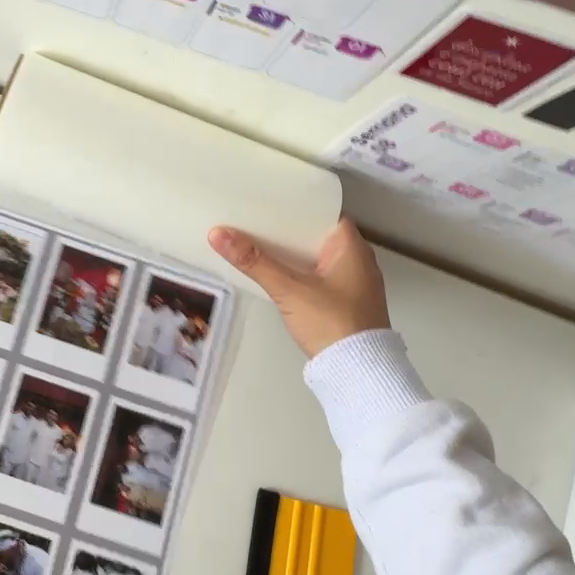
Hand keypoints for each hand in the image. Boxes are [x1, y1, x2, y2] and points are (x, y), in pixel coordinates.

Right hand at [209, 219, 389, 356]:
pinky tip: (274, 273)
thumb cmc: (330, 321)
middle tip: (251, 221)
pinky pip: (318, 276)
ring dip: (291, 253)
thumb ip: (253, 261)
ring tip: (255, 243)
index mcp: (352, 247)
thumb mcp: (288, 289)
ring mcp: (353, 283)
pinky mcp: (346, 302)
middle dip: (286, 231)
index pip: (322, 214)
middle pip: (316, 236)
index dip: (294, 207)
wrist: (358, 372)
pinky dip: (298, 271)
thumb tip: (217, 233)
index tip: (265, 202)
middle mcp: (358, 260)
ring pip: (316, 258)